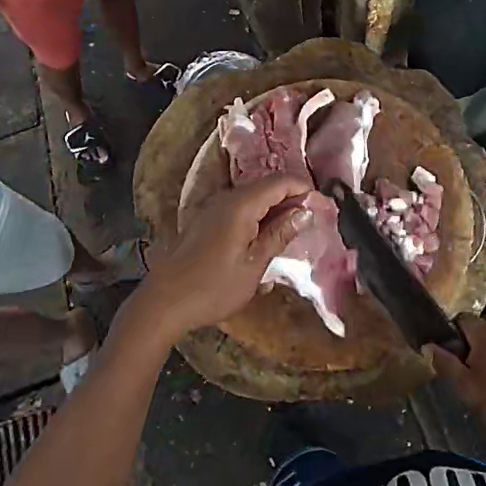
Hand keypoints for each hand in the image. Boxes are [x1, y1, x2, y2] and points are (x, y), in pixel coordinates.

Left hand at [111, 177, 311, 353]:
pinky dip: (259, 215)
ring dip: (276, 207)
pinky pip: (241, 207)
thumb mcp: (255, 264)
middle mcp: (227, 198)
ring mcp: (214, 208)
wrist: (163, 304)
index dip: (305, 189)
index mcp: (241, 205)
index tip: (323, 206)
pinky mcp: (207, 220)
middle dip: (293, 197)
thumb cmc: (213, 287)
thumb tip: (306, 212)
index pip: (282, 181)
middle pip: (268, 185)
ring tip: (294, 229)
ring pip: (255, 196)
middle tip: (313, 219)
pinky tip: (267, 236)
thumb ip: (281, 233)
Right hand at [431, 317, 485, 452]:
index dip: (447, 336)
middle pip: (476, 334)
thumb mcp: (467, 389)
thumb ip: (446, 364)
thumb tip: (430, 345)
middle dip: (464, 353)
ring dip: (480, 364)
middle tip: (457, 380)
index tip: (441, 359)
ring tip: (475, 391)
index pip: (460, 320)